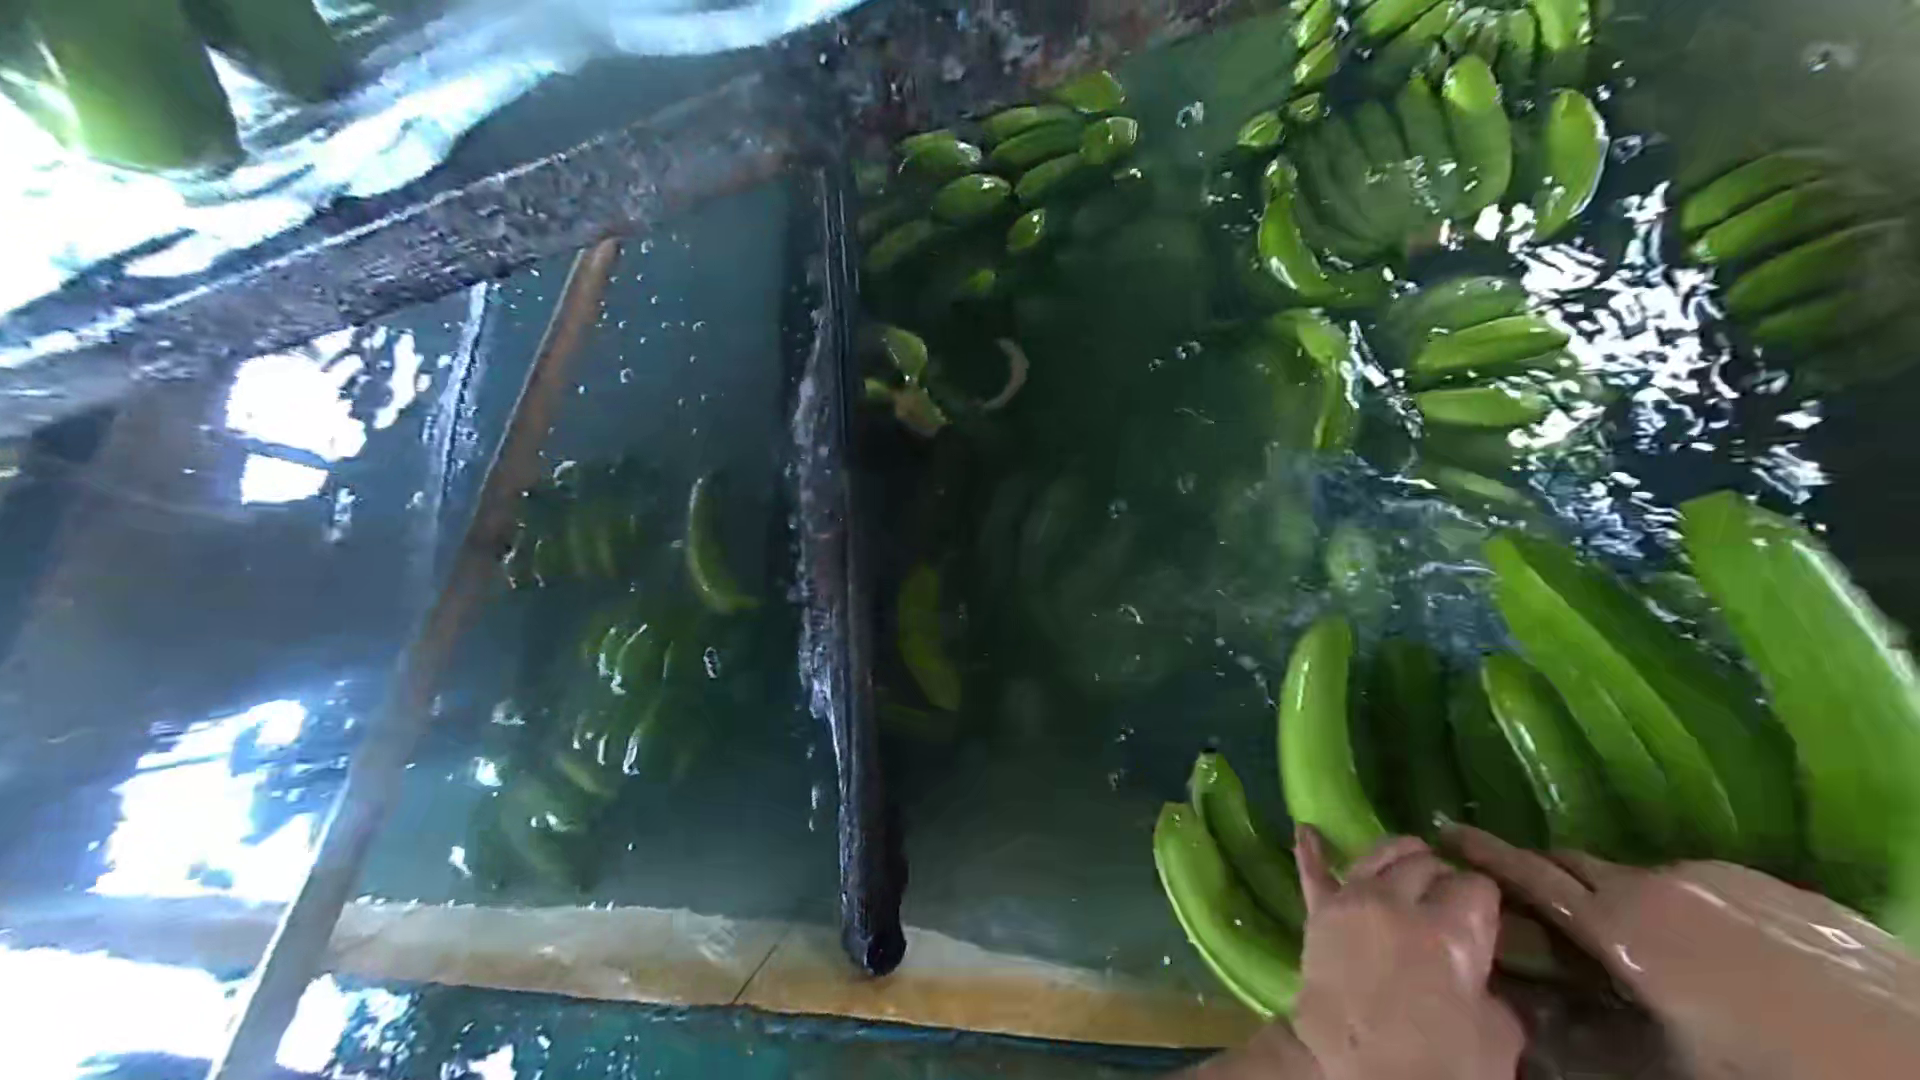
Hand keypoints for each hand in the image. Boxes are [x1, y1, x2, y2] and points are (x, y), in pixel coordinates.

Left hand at [1291, 828, 1523, 1079]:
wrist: (1362, 1074)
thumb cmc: (1440, 1064)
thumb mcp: (1497, 1033)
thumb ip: (1490, 988)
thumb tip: (1479, 969)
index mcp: (1448, 929)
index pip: (1475, 887)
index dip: (1485, 898)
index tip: (1489, 910)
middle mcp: (1395, 901)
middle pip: (1425, 865)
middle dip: (1444, 874)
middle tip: (1452, 892)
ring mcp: (1351, 901)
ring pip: (1376, 856)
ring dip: (1399, 853)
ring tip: (1413, 853)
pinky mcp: (1318, 912)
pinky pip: (1312, 873)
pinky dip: (1310, 851)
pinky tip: (1307, 829)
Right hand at [1445, 825, 1919, 1079]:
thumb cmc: (1774, 1078)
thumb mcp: (1659, 1066)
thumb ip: (1575, 1026)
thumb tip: (1516, 1000)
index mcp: (1621, 924)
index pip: (1525, 871)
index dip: (1478, 850)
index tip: (1441, 830)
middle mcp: (1659, 884)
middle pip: (1576, 865)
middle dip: (1547, 879)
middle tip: (1539, 909)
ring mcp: (1727, 883)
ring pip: (1641, 876)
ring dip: (1620, 898)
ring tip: (1643, 945)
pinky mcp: (1786, 893)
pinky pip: (1707, 887)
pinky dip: (1687, 907)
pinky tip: (1723, 955)